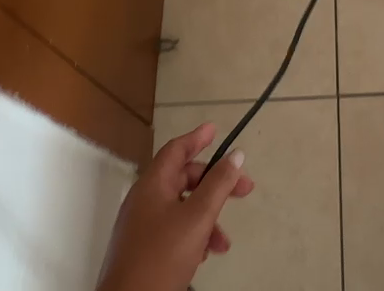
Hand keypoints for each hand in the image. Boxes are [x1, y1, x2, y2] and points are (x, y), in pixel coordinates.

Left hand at [97, 123, 255, 290]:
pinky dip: (192, 235)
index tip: (215, 130)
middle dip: (214, 185)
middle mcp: (143, 200)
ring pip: (181, 209)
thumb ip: (219, 184)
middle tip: (243, 191)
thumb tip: (236, 154)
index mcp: (152, 185)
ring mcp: (140, 226)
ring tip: (223, 243)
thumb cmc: (163, 255)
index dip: (197, 138)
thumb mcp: (197, 217)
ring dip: (207, 218)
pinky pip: (172, 230)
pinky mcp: (141, 249)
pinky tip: (204, 255)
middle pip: (183, 180)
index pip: (176, 150)